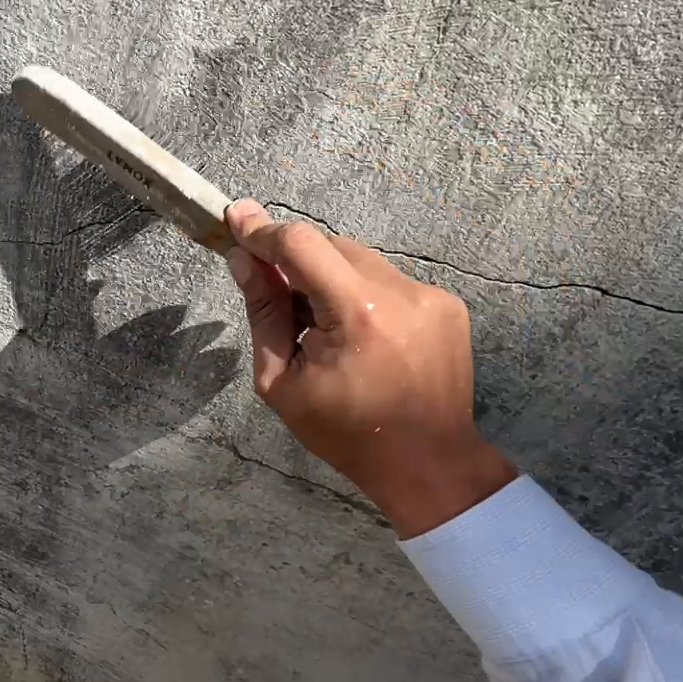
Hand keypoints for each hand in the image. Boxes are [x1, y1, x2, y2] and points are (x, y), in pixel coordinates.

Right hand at [223, 199, 516, 536]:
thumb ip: (263, 312)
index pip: (301, 245)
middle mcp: (402, 291)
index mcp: (358, 314)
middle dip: (293, 259)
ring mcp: (431, 294)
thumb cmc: (343, 431)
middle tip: (269, 288)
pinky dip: (358, 291)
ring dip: (327, 275)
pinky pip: (386, 279)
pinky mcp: (447, 303)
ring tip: (317, 324)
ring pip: (359, 259)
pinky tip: (356, 333)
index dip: (263, 230)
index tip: (235, 218)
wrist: (428, 463)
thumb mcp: (280, 380)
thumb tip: (241, 260)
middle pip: (330, 245)